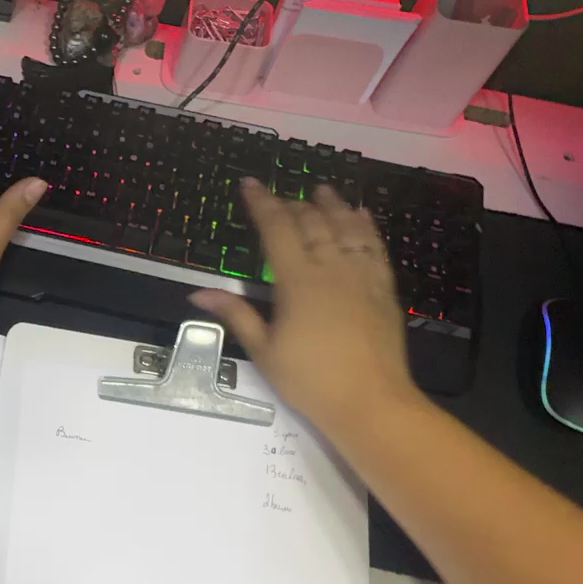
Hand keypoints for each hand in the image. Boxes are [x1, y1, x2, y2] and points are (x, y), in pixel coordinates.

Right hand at [189, 180, 419, 427]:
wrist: (369, 399)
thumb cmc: (308, 379)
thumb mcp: (263, 350)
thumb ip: (236, 315)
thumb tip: (199, 294)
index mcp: (297, 281)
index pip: (276, 229)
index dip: (261, 203)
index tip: (248, 184)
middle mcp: (331, 267)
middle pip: (311, 222)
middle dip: (292, 204)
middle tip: (279, 196)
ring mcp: (361, 275)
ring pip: (346, 226)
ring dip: (332, 205)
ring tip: (322, 190)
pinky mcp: (383, 287)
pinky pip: (374, 245)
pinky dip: (365, 225)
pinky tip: (360, 215)